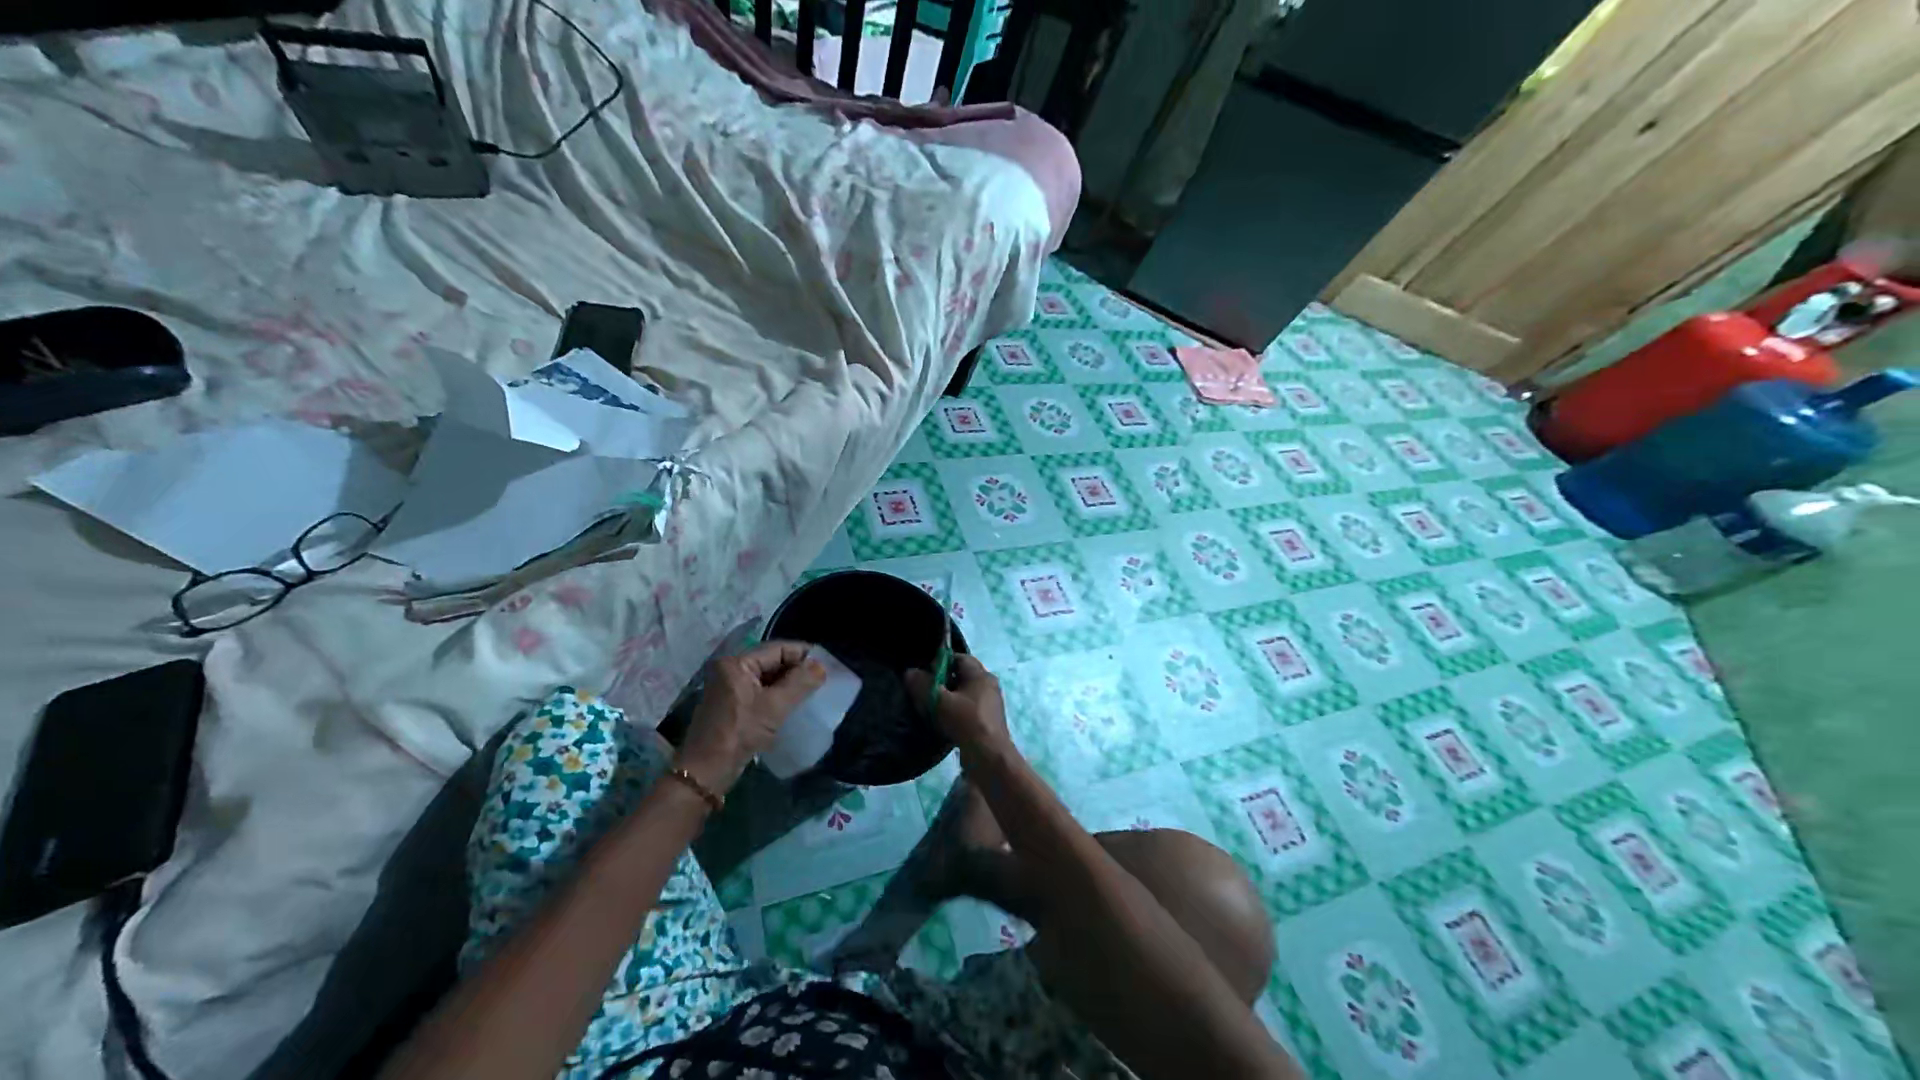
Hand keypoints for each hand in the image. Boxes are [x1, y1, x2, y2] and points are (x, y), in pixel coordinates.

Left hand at [679, 641, 825, 794]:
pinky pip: (761, 691)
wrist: (707, 771)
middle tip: (822, 679)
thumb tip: (820, 666)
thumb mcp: (774, 707)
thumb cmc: (740, 733)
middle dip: (797, 669)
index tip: (826, 665)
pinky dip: (777, 694)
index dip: (803, 655)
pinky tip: (793, 704)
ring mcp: (729, 687)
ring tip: (812, 691)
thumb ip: (800, 682)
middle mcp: (730, 669)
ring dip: (788, 683)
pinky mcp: (732, 703)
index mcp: (736, 663)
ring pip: (767, 677)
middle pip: (772, 661)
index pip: (777, 648)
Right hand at [907, 654, 1009, 756]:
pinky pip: (968, 709)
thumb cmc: (966, 722)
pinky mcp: (988, 721)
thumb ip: (922, 685)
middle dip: (942, 681)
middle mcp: (989, 685)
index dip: (940, 661)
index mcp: (980, 674)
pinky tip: (942, 722)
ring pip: (964, 694)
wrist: (989, 756)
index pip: (959, 658)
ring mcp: (990, 704)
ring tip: (930, 708)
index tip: (923, 673)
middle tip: (924, 690)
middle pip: (961, 676)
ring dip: (948, 699)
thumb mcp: (939, 701)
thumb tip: (910, 672)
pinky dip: (955, 712)